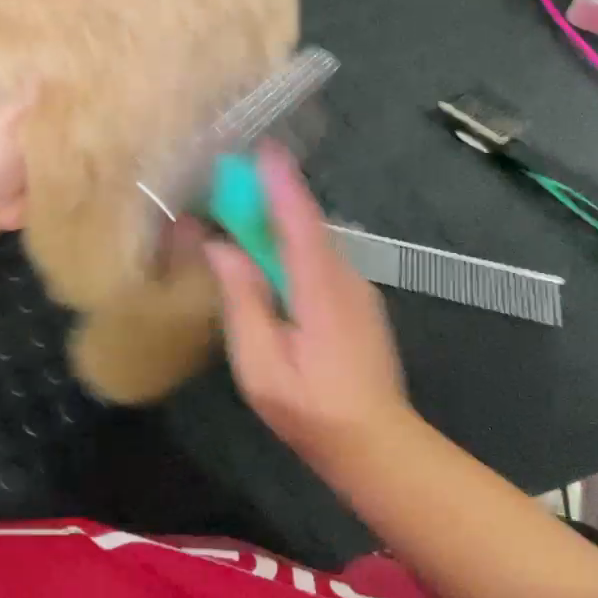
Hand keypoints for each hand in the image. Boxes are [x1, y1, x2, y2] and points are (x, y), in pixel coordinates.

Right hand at [201, 143, 411, 460]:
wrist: (377, 447)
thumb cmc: (312, 411)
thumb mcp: (260, 366)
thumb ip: (243, 302)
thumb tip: (220, 248)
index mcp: (322, 292)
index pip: (300, 224)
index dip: (280, 185)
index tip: (261, 150)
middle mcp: (345, 279)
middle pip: (304, 223)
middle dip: (267, 192)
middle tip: (224, 174)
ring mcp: (354, 288)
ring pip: (310, 237)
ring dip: (274, 214)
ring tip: (233, 200)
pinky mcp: (352, 299)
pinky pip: (314, 253)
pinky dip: (285, 236)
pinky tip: (260, 241)